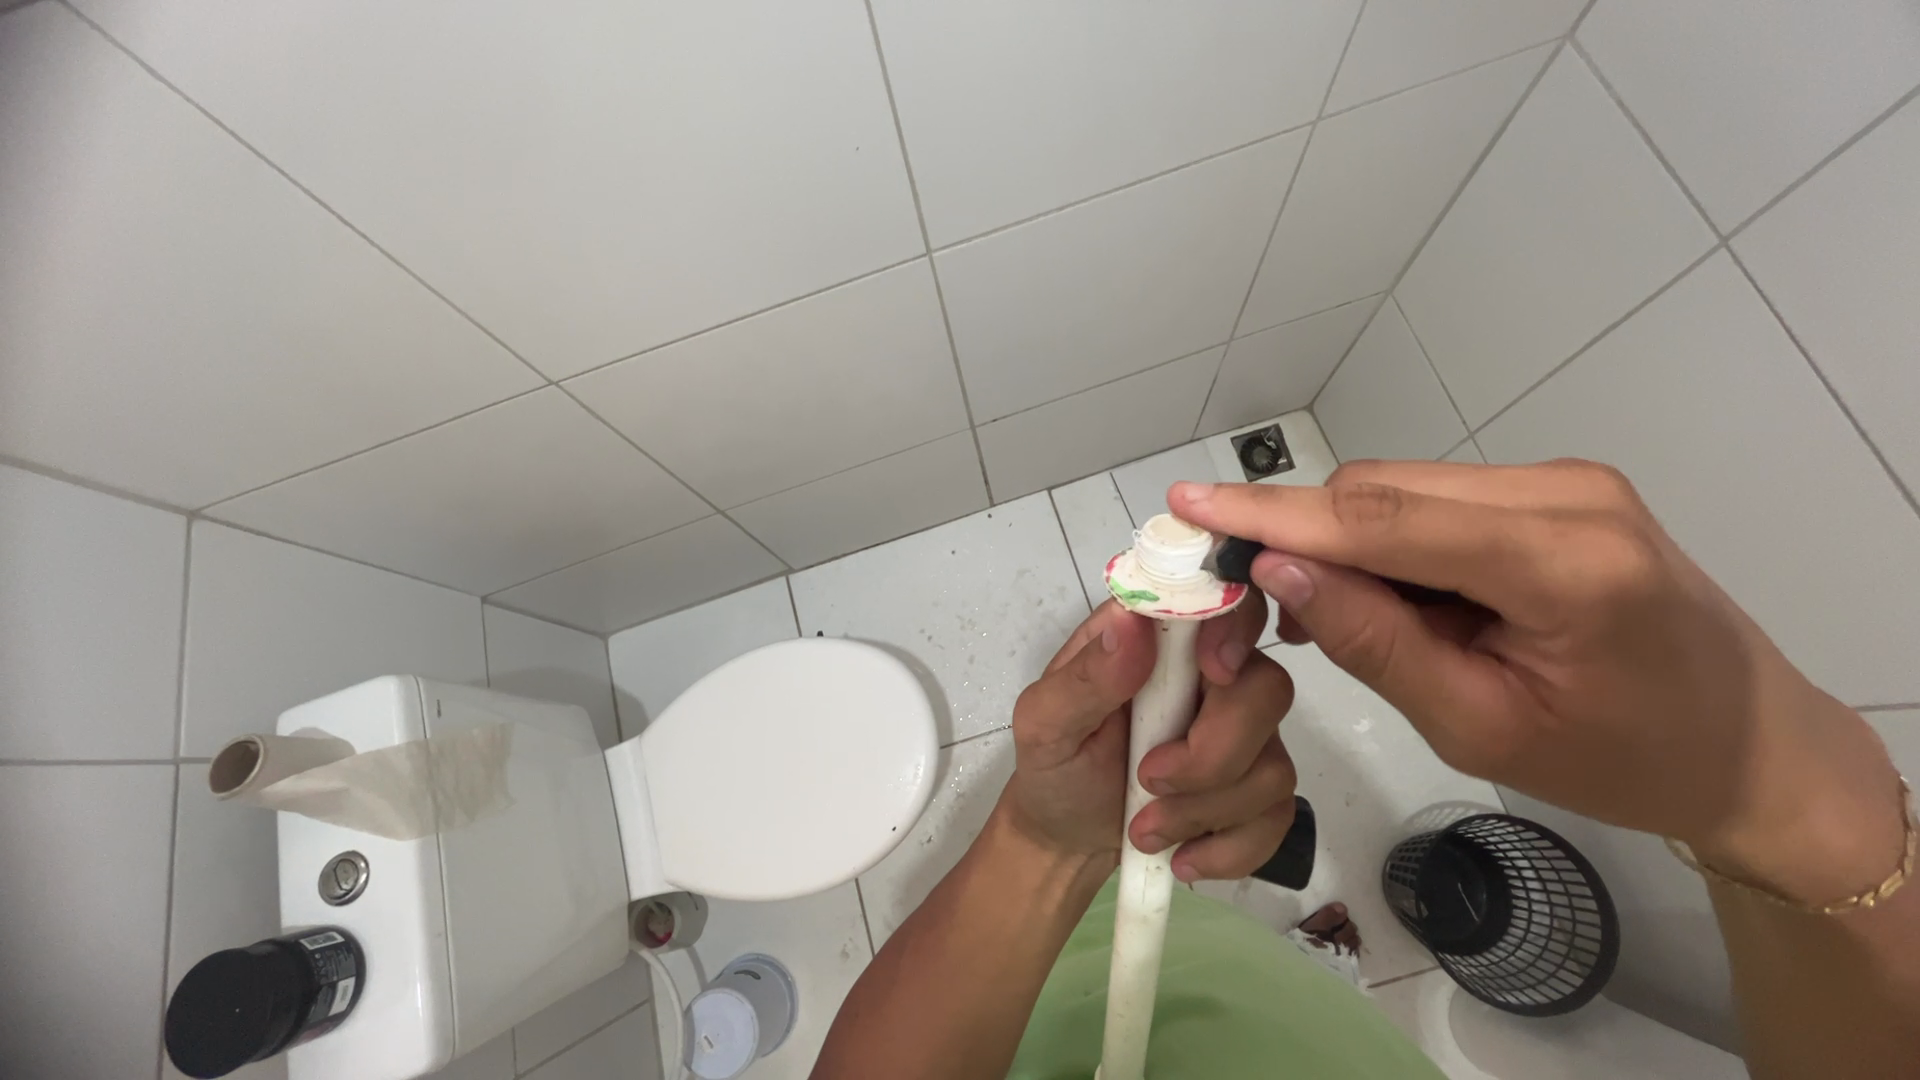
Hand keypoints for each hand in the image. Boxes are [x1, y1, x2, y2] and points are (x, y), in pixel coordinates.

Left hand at [999, 595, 1298, 882]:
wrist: (1067, 837)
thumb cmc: (1054, 765)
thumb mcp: (1045, 722)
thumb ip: (1086, 676)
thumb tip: (1131, 624)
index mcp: (1155, 639)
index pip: (1220, 601)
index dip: (1233, 627)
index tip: (1212, 674)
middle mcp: (1206, 674)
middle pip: (1264, 687)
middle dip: (1211, 754)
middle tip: (1149, 780)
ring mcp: (1239, 731)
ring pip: (1273, 762)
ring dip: (1205, 810)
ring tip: (1145, 828)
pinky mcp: (1254, 787)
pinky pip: (1278, 816)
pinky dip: (1231, 847)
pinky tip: (1184, 856)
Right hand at [1170, 460, 1902, 899]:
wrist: (1746, 745)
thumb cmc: (1618, 761)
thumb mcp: (1477, 725)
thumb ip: (1374, 640)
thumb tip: (1276, 570)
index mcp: (1563, 563)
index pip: (1379, 519)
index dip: (1272, 513)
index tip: (1186, 503)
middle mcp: (1563, 495)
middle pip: (1378, 493)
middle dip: (1297, 537)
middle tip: (1247, 601)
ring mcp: (1561, 483)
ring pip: (1395, 492)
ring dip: (1339, 546)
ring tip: (1325, 617)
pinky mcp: (1550, 492)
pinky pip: (1427, 503)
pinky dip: (1379, 545)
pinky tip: (1377, 597)